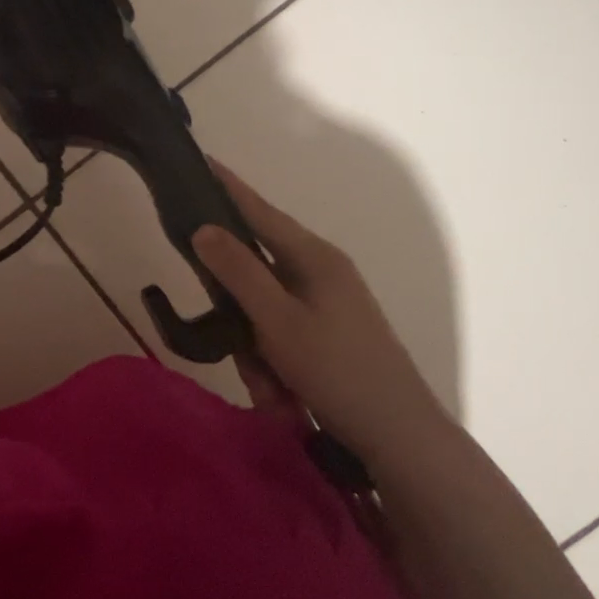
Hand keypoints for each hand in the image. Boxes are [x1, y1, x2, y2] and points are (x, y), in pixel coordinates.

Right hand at [191, 160, 451, 459]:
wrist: (402, 438)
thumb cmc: (339, 370)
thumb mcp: (278, 321)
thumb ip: (237, 271)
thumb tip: (203, 227)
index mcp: (314, 257)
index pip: (258, 209)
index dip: (226, 186)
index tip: (197, 160)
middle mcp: (320, 272)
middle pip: (251, 268)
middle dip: (235, 312)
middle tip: (235, 347)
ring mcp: (325, 304)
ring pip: (260, 310)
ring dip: (255, 349)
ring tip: (270, 387)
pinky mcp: (326, 333)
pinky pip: (278, 335)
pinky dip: (271, 363)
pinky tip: (280, 395)